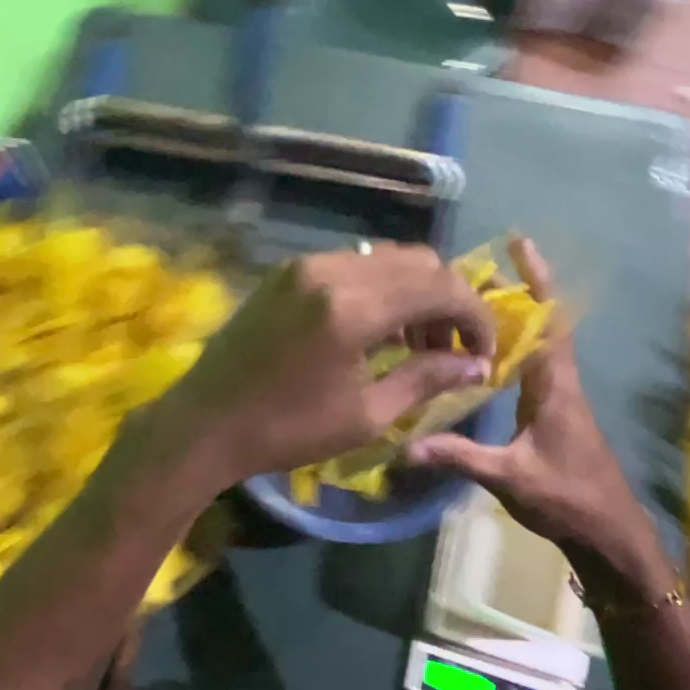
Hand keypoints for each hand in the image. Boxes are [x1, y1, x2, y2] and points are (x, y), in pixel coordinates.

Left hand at [157, 243, 496, 488]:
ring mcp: (305, 265)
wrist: (205, 423)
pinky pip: (352, 265)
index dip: (476, 317)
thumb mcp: (366, 415)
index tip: (483, 353)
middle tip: (451, 349)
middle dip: (449, 301)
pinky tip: (376, 330)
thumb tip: (475, 365)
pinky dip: (379, 288)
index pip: (441, 286)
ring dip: (415, 292)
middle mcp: (332, 270)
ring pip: (387, 258)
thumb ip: (426, 379)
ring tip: (416, 344)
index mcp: (353, 308)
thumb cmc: (286, 430)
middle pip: (419, 262)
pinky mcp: (287, 271)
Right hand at [406, 238, 673, 596]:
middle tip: (467, 271)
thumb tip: (406, 445)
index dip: (536, 279)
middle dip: (510, 290)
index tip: (519, 242)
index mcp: (556, 385)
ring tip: (463, 302)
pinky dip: (504, 349)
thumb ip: (461, 457)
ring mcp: (557, 397)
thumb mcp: (511, 477)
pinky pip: (525, 367)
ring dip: (506, 319)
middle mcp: (559, 381)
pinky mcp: (550, 412)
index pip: (548, 319)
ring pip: (531, 344)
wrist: (611, 535)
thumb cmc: (570, 499)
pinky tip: (475, 354)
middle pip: (538, 322)